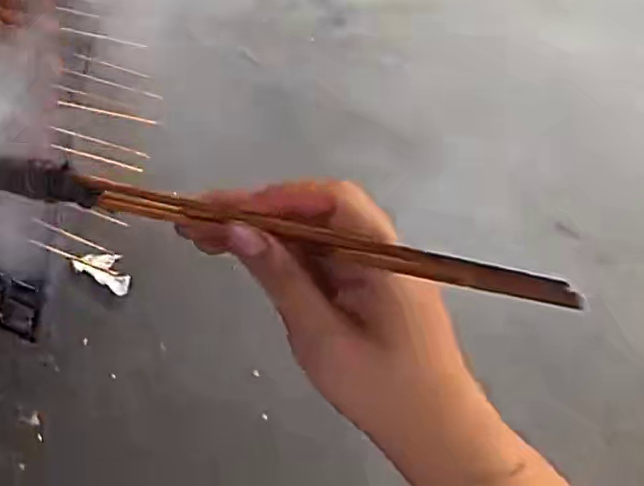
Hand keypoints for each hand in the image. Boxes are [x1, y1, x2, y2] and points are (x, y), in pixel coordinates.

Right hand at [178, 181, 565, 485]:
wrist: (444, 446)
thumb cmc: (386, 394)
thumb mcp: (323, 338)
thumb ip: (280, 276)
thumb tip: (235, 228)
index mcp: (383, 255)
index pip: (331, 199)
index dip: (277, 197)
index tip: (232, 211)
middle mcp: (376, 247)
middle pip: (309, 208)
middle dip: (253, 210)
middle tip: (199, 218)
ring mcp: (365, 263)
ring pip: (303, 227)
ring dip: (255, 227)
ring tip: (202, 233)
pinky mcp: (355, 279)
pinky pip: (308, 250)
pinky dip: (272, 248)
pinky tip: (236, 250)